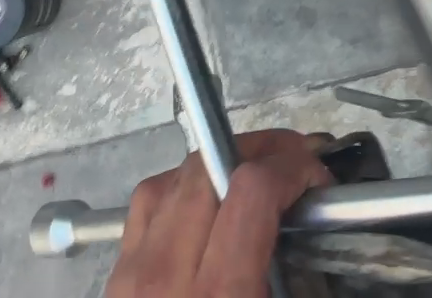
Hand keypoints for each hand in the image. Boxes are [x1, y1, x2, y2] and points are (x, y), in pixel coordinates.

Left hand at [105, 129, 331, 297]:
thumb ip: (303, 277)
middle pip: (206, 168)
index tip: (316, 175)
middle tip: (292, 160)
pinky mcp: (113, 280)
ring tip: (253, 175)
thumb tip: (319, 226)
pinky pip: (145, 209)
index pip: (251, 189)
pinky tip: (205, 205)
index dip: (291, 166)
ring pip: (170, 179)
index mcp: (219, 296)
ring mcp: (129, 276)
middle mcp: (165, 277)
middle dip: (257, 148)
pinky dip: (179, 190)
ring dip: (216, 163)